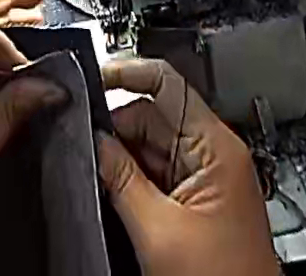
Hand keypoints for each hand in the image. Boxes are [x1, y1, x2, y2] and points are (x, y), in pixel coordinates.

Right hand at [96, 58, 279, 275]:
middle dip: (118, 129)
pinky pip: (155, 168)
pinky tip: (118, 192)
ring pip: (150, 142)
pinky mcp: (195, 195)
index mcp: (215, 146)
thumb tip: (94, 140)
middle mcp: (212, 151)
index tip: (96, 77)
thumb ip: (121, 178)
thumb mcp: (159, 231)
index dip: (128, 74)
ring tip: (105, 178)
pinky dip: (133, 176)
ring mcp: (204, 173)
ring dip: (124, 155)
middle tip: (90, 147)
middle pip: (153, 113)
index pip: (166, 83)